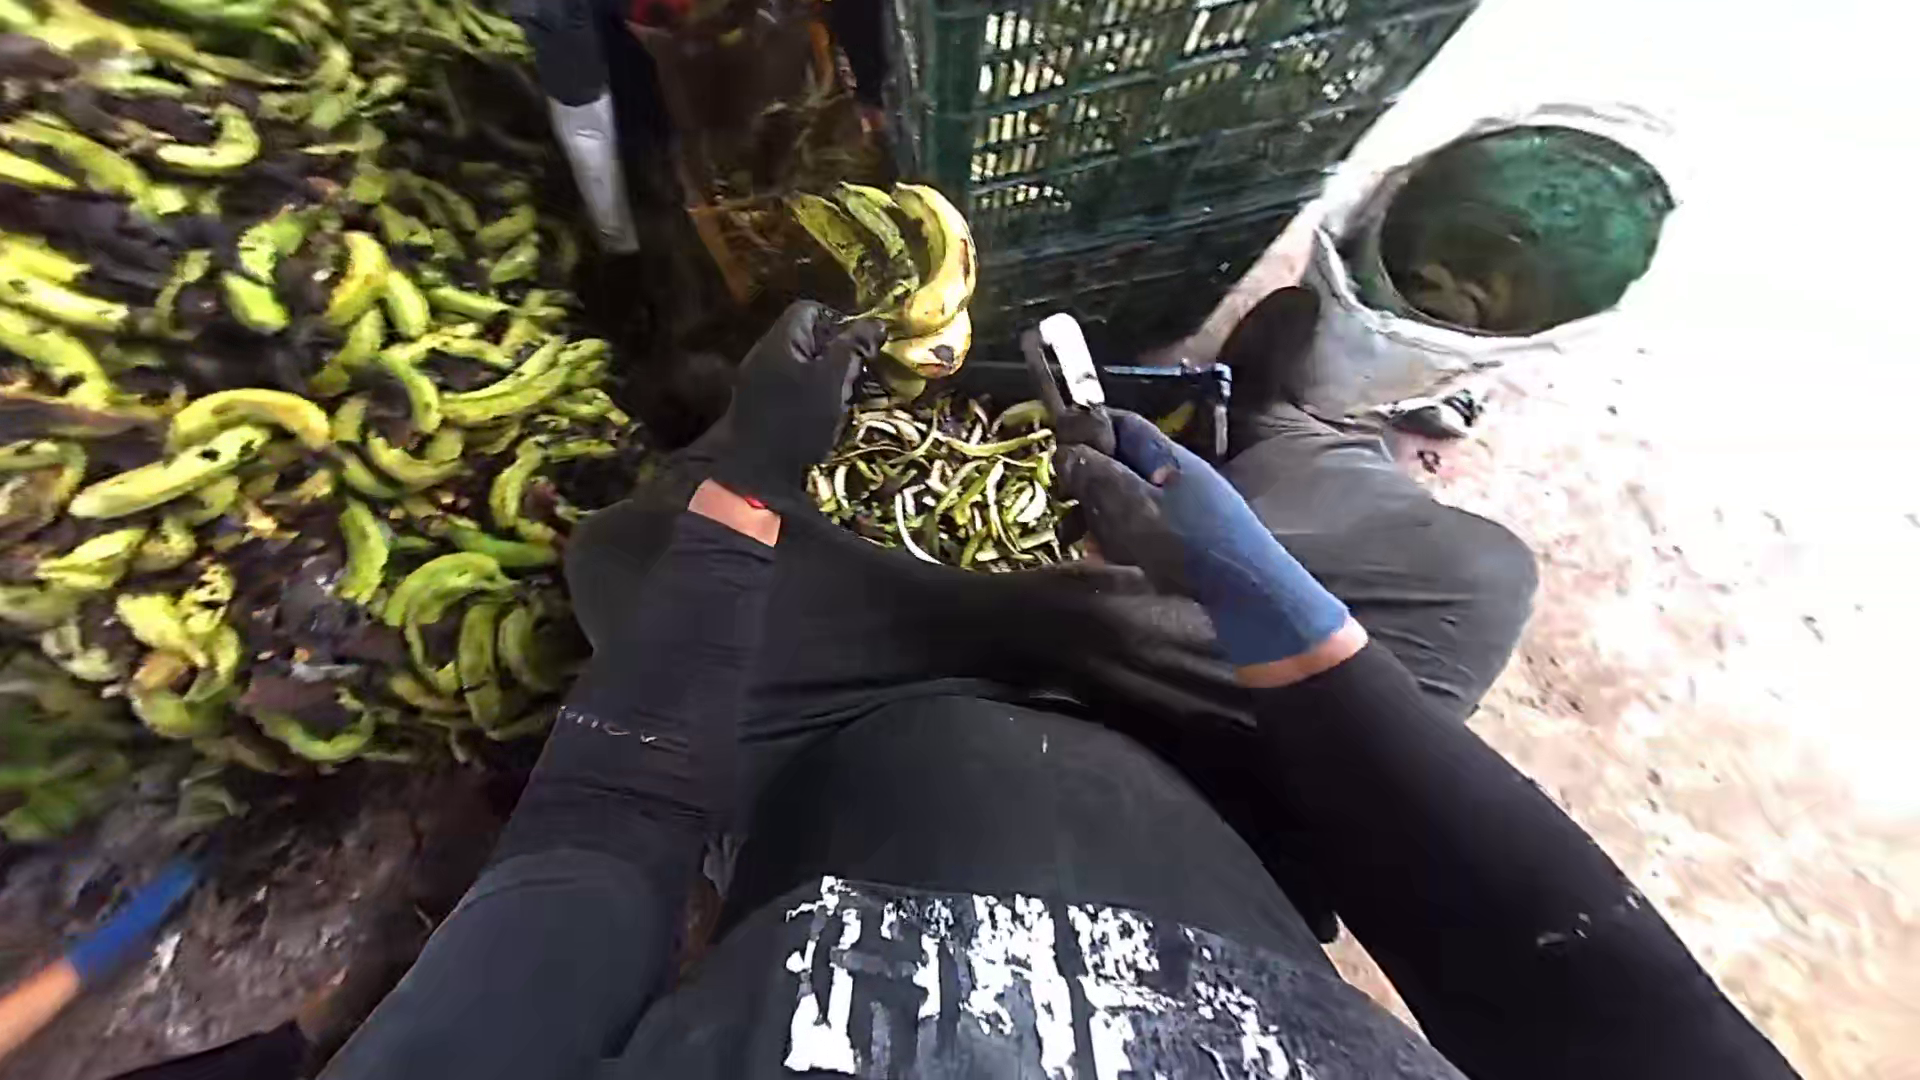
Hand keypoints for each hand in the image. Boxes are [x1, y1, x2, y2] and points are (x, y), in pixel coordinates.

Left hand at [709, 301, 883, 506]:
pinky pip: (792, 389)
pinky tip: (824, 418)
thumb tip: (876, 324)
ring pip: (802, 367)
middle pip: (807, 339)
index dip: (840, 322)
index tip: (861, 347)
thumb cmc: (798, 419)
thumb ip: (853, 348)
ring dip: (827, 379)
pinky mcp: (761, 406)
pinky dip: (812, 397)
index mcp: (781, 340)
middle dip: (837, 355)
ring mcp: (759, 381)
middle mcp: (766, 355)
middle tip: (856, 377)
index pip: (811, 310)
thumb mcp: (832, 380)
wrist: (758, 471)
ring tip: (843, 400)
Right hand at [1054, 411, 1360, 675]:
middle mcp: (1176, 473)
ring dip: (1103, 512)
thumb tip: (1065, 452)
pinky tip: (1112, 555)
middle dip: (1090, 479)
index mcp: (1164, 454)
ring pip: (1129, 495)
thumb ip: (1096, 476)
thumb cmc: (1185, 541)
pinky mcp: (1187, 534)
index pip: (1119, 423)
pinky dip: (1121, 534)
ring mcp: (1185, 504)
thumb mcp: (1131, 505)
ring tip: (1086, 535)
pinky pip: (1143, 523)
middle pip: (1121, 461)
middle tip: (1067, 500)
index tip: (1061, 449)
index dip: (1087, 430)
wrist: (1246, 591)